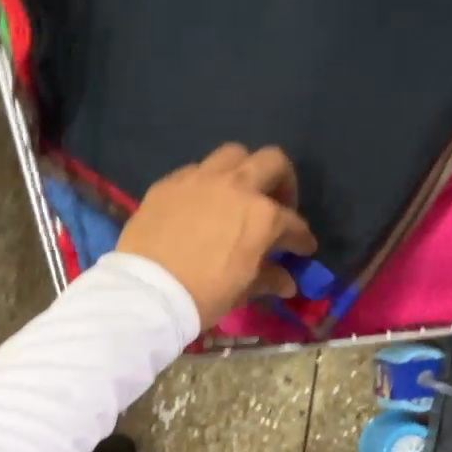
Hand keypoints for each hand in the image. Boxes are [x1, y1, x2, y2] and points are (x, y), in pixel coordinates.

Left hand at [116, 144, 318, 326]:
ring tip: (240, 195)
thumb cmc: (203, 296)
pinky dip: (208, 184)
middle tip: (279, 204)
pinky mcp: (171, 182)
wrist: (148, 292)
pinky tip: (203, 205)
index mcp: (262, 216)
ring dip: (244, 170)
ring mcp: (201, 179)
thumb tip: (287, 282)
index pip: (293, 223)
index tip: (303, 248)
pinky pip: (197, 171)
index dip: (301, 238)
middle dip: (283, 181)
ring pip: (234, 155)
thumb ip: (268, 278)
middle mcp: (237, 186)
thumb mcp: (241, 291)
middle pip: (272, 162)